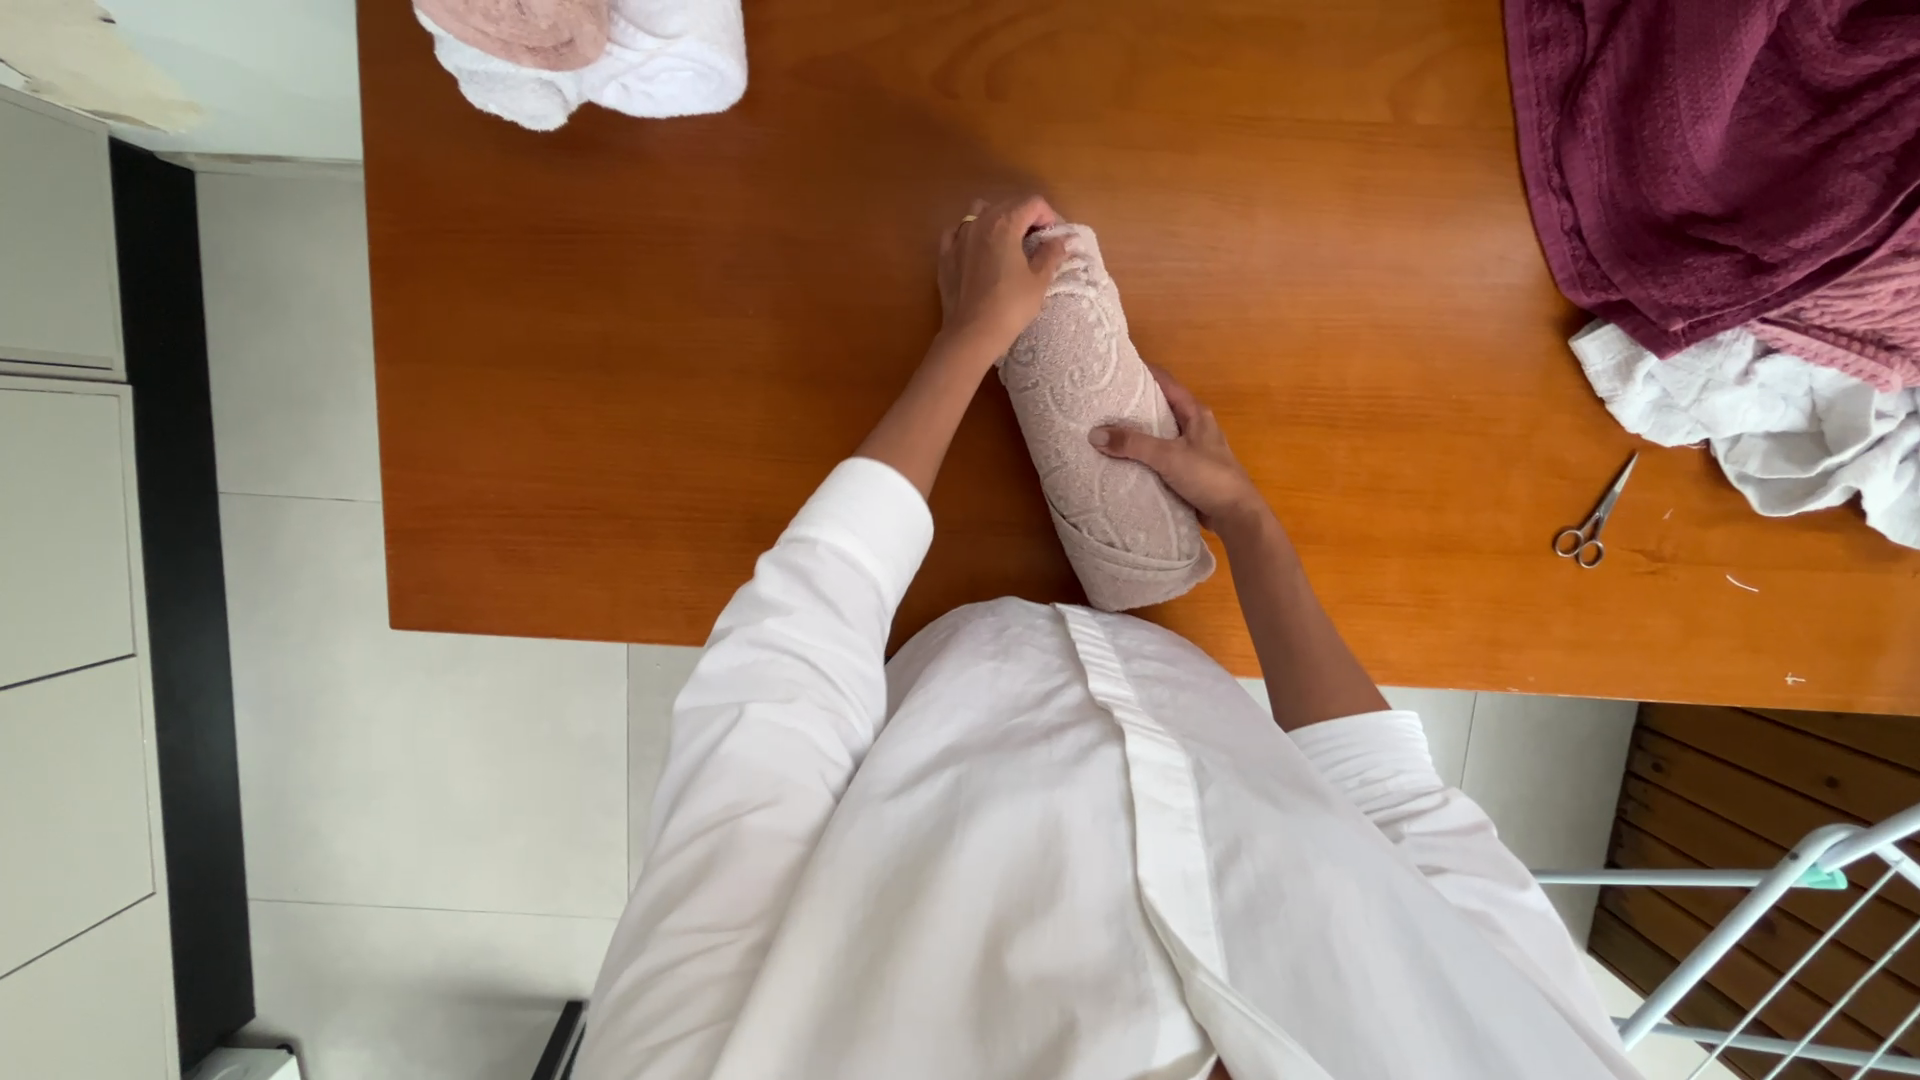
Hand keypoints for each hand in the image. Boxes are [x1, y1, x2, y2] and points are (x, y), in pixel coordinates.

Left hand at [936, 195, 1069, 362]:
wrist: (971, 334)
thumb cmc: (1010, 307)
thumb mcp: (1039, 281)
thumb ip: (1051, 254)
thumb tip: (1063, 240)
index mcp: (1005, 223)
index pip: (1033, 203)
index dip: (1049, 216)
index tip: (1055, 238)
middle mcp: (979, 222)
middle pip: (1008, 204)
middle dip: (1026, 218)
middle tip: (1038, 242)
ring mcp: (958, 237)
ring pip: (980, 211)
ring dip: (998, 219)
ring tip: (1007, 242)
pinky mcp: (945, 255)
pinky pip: (957, 231)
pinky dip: (970, 233)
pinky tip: (977, 249)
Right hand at [1089, 364, 1269, 533]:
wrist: (1235, 515)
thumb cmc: (1209, 477)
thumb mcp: (1168, 456)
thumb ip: (1133, 444)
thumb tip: (1094, 433)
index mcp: (1195, 413)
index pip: (1166, 382)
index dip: (1142, 372)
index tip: (1115, 370)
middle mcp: (1193, 427)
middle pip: (1159, 408)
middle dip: (1133, 405)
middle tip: (1102, 402)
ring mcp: (1191, 450)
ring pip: (1158, 434)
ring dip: (1136, 433)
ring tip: (1105, 430)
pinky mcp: (1186, 471)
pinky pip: (1158, 457)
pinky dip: (1141, 456)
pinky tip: (1122, 460)